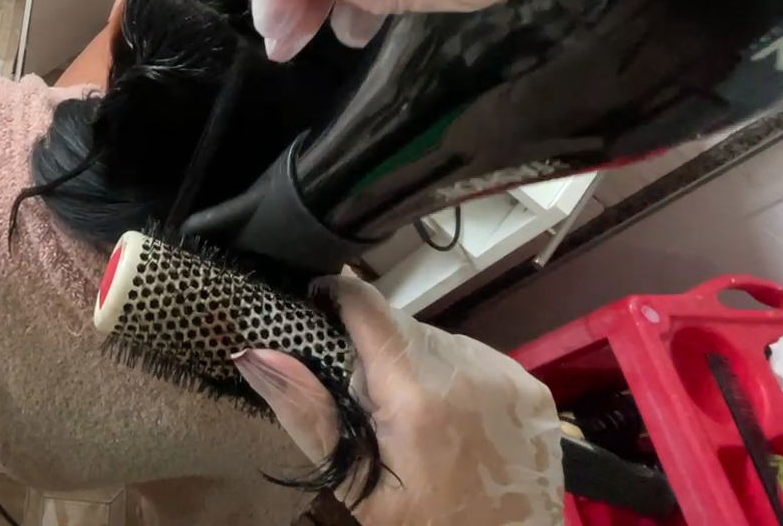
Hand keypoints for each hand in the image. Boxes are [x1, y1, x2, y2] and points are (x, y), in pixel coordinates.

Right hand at [233, 277, 565, 525]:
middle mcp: (465, 370)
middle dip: (374, 350)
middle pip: (397, 325)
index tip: (317, 304)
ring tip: (414, 417)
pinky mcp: (532, 389)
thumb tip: (251, 352)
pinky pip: (472, 356)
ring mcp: (505, 377)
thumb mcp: (352, 488)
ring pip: (434, 339)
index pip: (366, 303)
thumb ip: (304, 412)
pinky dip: (453, 375)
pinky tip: (454, 418)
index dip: (334, 293)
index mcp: (415, 394)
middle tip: (371, 404)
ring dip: (413, 360)